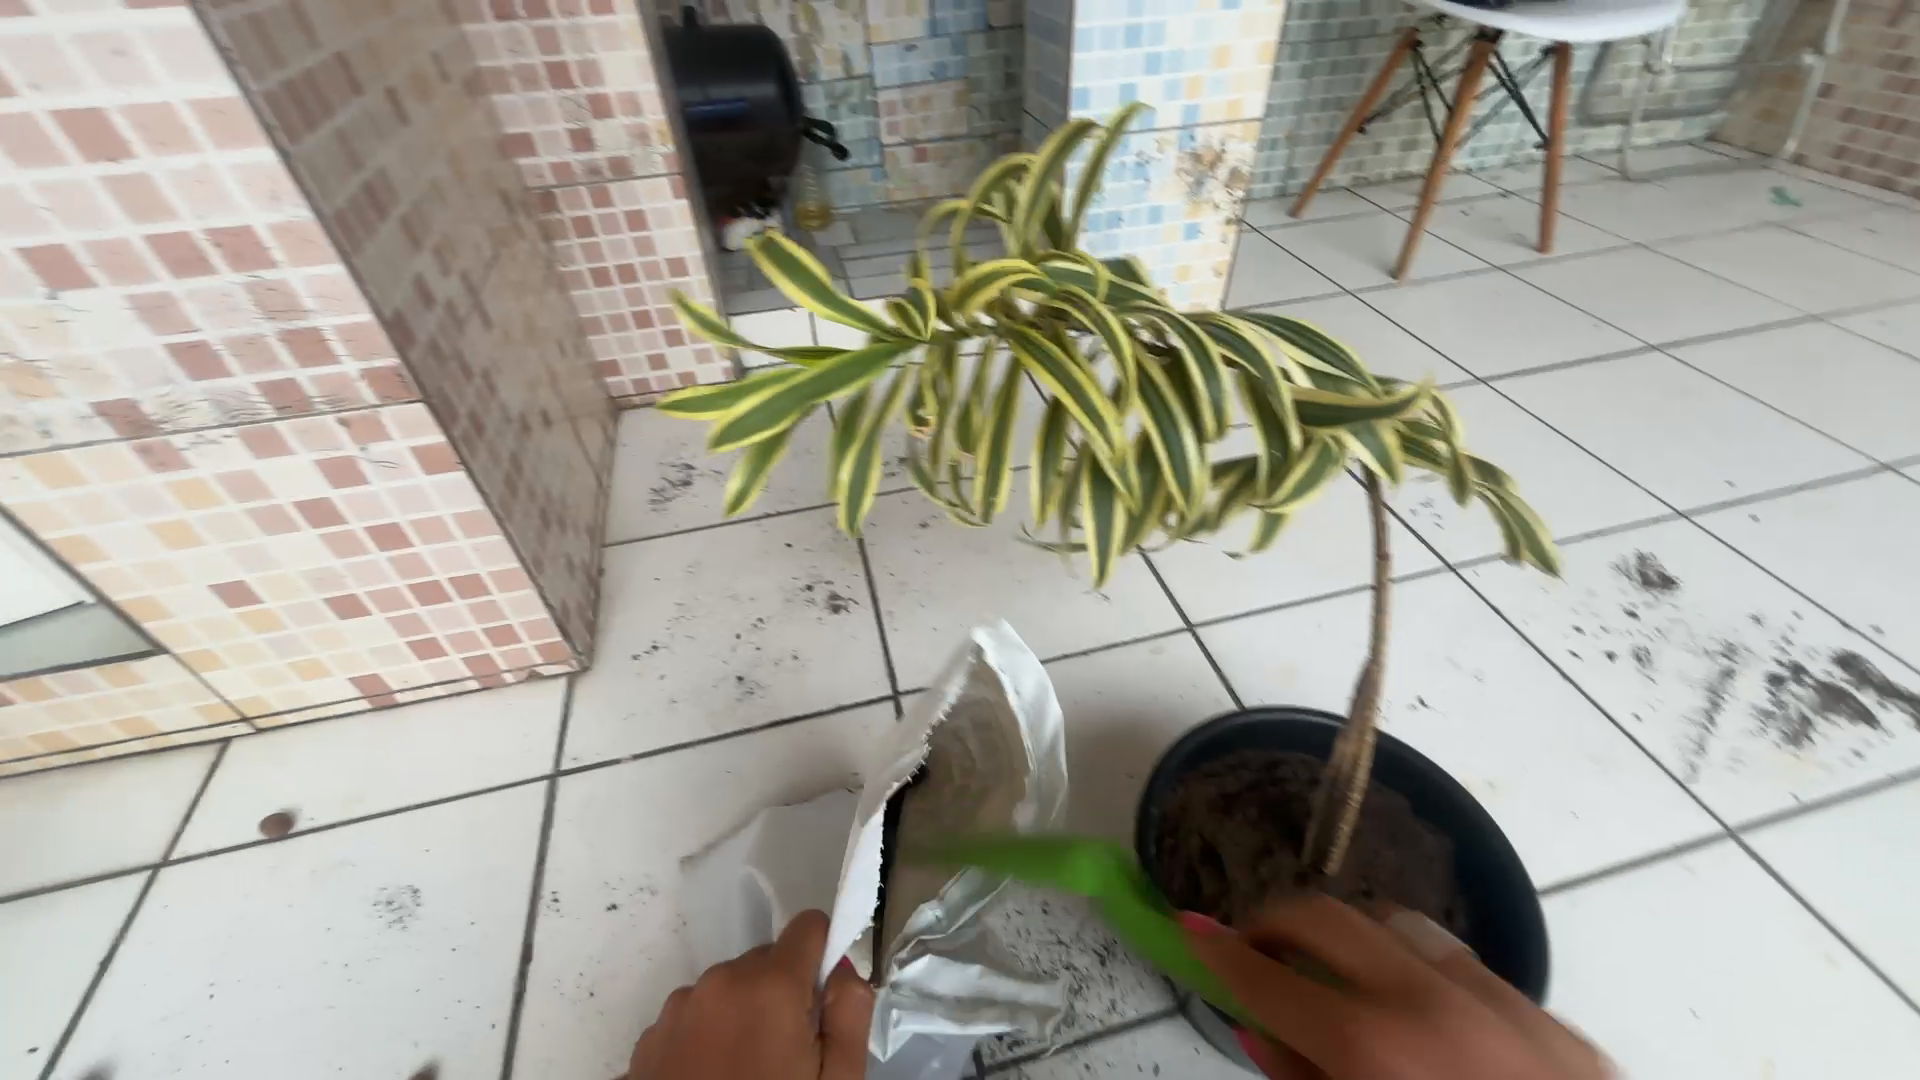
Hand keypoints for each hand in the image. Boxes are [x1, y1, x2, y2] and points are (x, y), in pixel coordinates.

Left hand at [629, 909, 873, 1079]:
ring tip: (745, 1073)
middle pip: (768, 962)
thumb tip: (842, 969)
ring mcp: (677, 1010)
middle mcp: (719, 981)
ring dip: (743, 1017)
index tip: (823, 1001)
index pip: (809, 926)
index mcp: (770, 984)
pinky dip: (708, 1039)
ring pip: (730, 991)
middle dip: (783, 995)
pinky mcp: (647, 1041)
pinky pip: (694, 1018)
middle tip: (786, 1055)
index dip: (825, 955)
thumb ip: (851, 1013)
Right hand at [1183, 896, 1607, 1079]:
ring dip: (1351, 938)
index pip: (1266, 977)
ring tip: (1339, 973)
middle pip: (1324, 916)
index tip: (1189, 924)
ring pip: (1397, 925)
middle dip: (1275, 921)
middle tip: (1257, 949)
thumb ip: (1298, 1079)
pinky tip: (1422, 1012)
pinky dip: (1422, 972)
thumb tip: (1257, 1023)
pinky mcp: (1557, 1026)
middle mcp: (1434, 1008)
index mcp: (1374, 1051)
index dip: (1218, 948)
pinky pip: (1468, 968)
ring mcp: (1502, 1008)